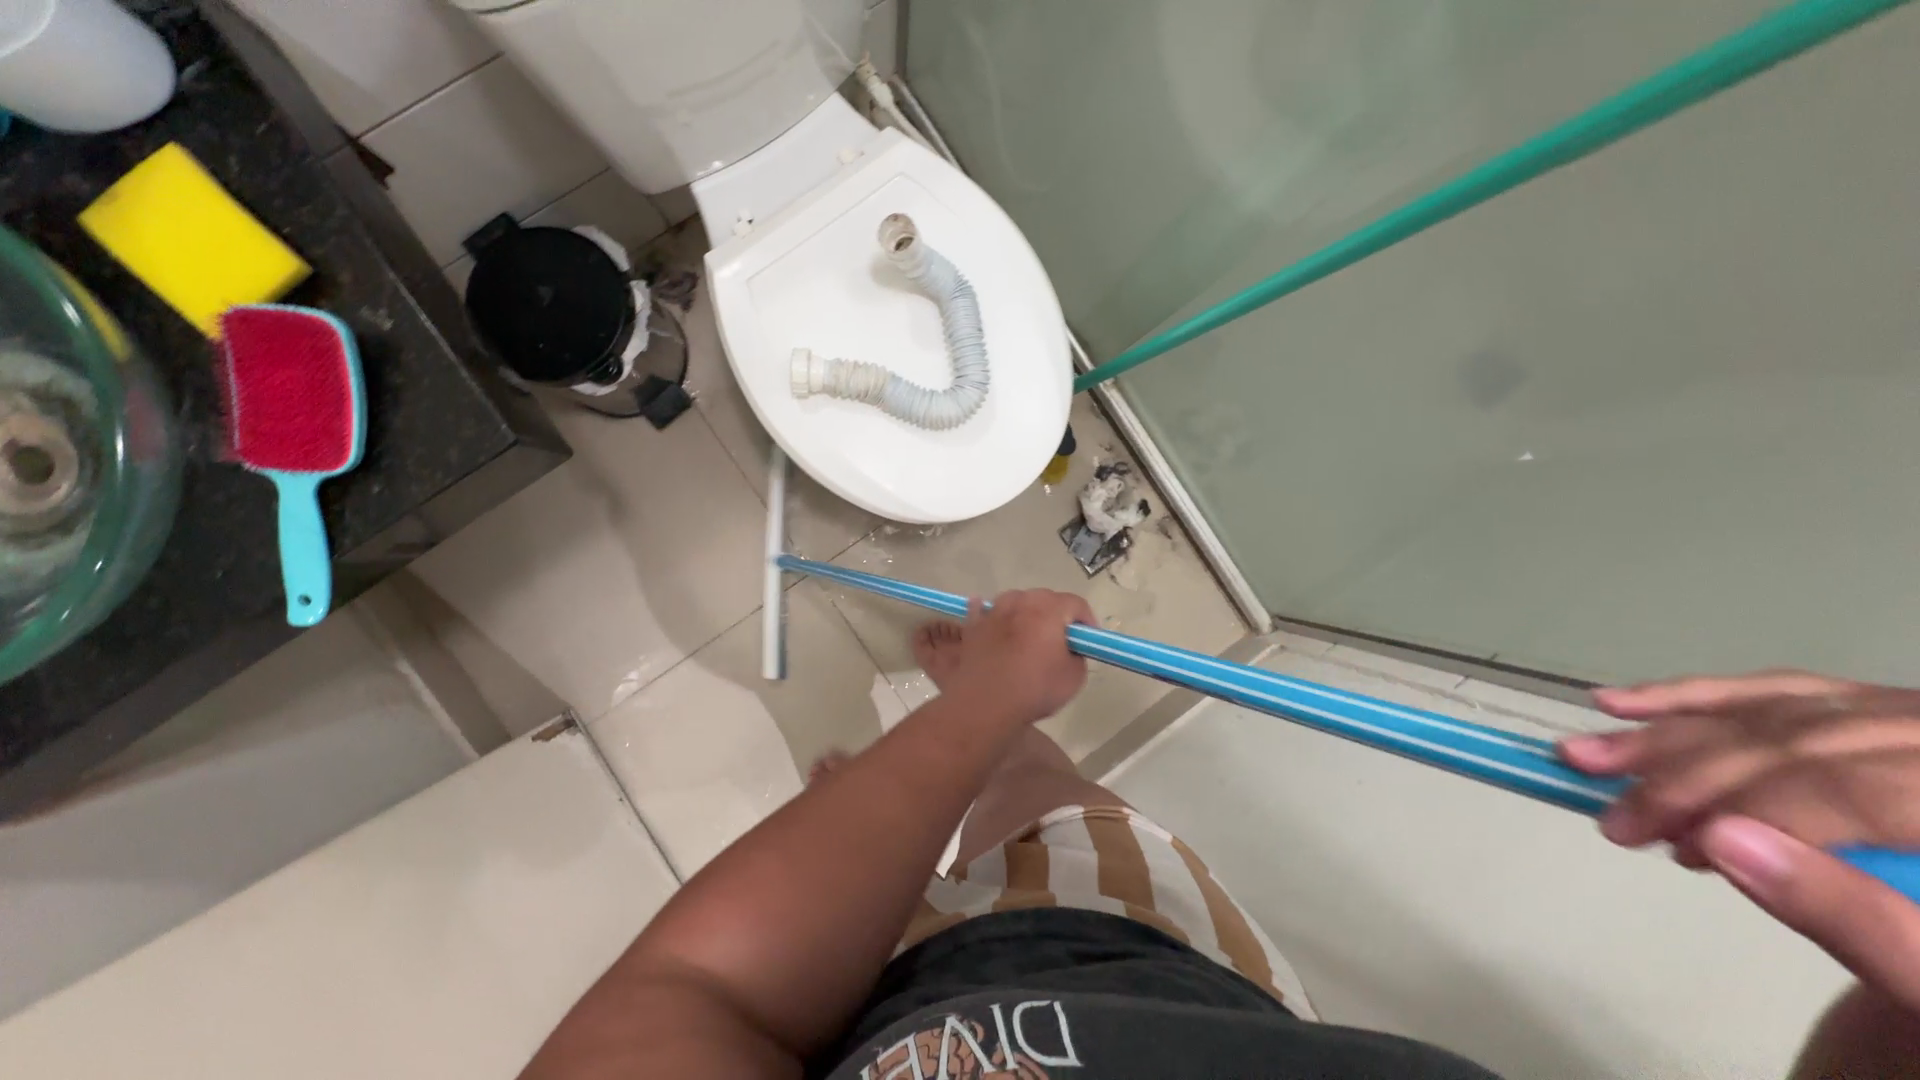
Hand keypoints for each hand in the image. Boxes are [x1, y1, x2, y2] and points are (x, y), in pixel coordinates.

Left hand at [937, 590, 1094, 725]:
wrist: (984, 704)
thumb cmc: (1034, 689)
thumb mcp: (1074, 677)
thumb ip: (1077, 654)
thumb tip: (1069, 649)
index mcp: (1047, 610)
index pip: (1076, 603)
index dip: (1086, 621)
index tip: (1088, 640)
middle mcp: (1019, 603)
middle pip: (1044, 598)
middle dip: (1057, 614)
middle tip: (1061, 638)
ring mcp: (993, 613)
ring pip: (1014, 600)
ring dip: (1025, 611)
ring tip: (1029, 632)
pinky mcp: (973, 626)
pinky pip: (983, 610)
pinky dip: (991, 612)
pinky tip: (991, 617)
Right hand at [1561, 671, 1919, 1010]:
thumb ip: (1854, 916)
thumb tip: (1720, 842)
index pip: (1849, 788)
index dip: (1749, 808)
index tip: (1672, 849)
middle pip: (1797, 742)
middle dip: (1685, 775)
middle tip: (1612, 820)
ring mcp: (1907, 719)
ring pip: (1769, 713)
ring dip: (1664, 734)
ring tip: (1582, 757)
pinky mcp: (1870, 713)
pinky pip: (1776, 690)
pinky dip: (1695, 697)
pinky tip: (1625, 703)